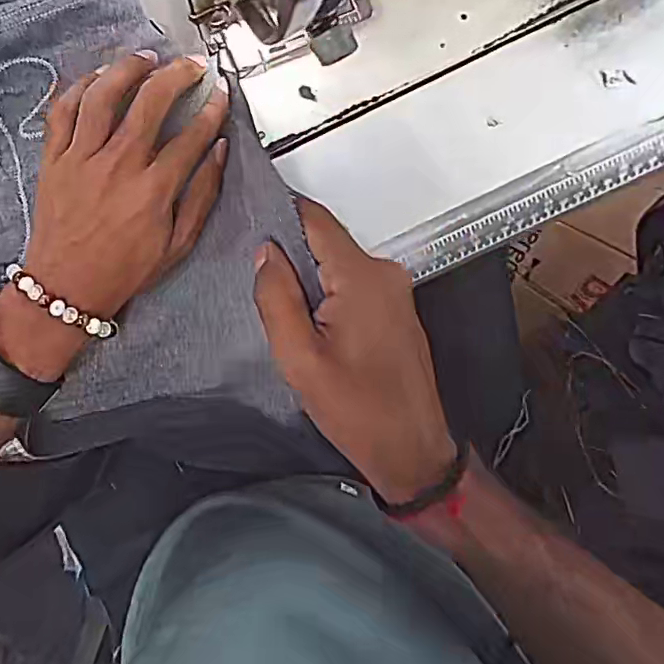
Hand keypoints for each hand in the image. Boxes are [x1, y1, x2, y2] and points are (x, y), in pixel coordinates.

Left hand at [0, 50, 229, 379]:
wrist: (66, 286)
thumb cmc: (122, 268)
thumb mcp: (178, 244)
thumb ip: (203, 195)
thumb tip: (218, 152)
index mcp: (152, 189)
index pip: (191, 134)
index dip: (211, 108)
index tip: (219, 94)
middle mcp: (117, 166)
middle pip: (150, 101)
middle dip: (177, 74)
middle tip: (189, 65)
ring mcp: (81, 158)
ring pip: (103, 96)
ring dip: (127, 69)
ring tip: (145, 58)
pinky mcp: (54, 158)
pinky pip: (63, 111)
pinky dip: (79, 87)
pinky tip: (96, 77)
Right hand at [253, 197, 459, 502]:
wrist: (411, 452)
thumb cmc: (362, 412)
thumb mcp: (299, 357)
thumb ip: (276, 296)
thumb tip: (266, 253)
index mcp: (362, 278)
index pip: (314, 218)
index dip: (280, 211)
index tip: (252, 214)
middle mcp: (385, 274)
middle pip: (324, 239)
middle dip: (290, 254)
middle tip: (262, 282)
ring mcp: (394, 290)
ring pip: (335, 262)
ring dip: (308, 277)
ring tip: (288, 313)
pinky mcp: (395, 306)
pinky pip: (351, 280)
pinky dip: (326, 291)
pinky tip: (314, 326)